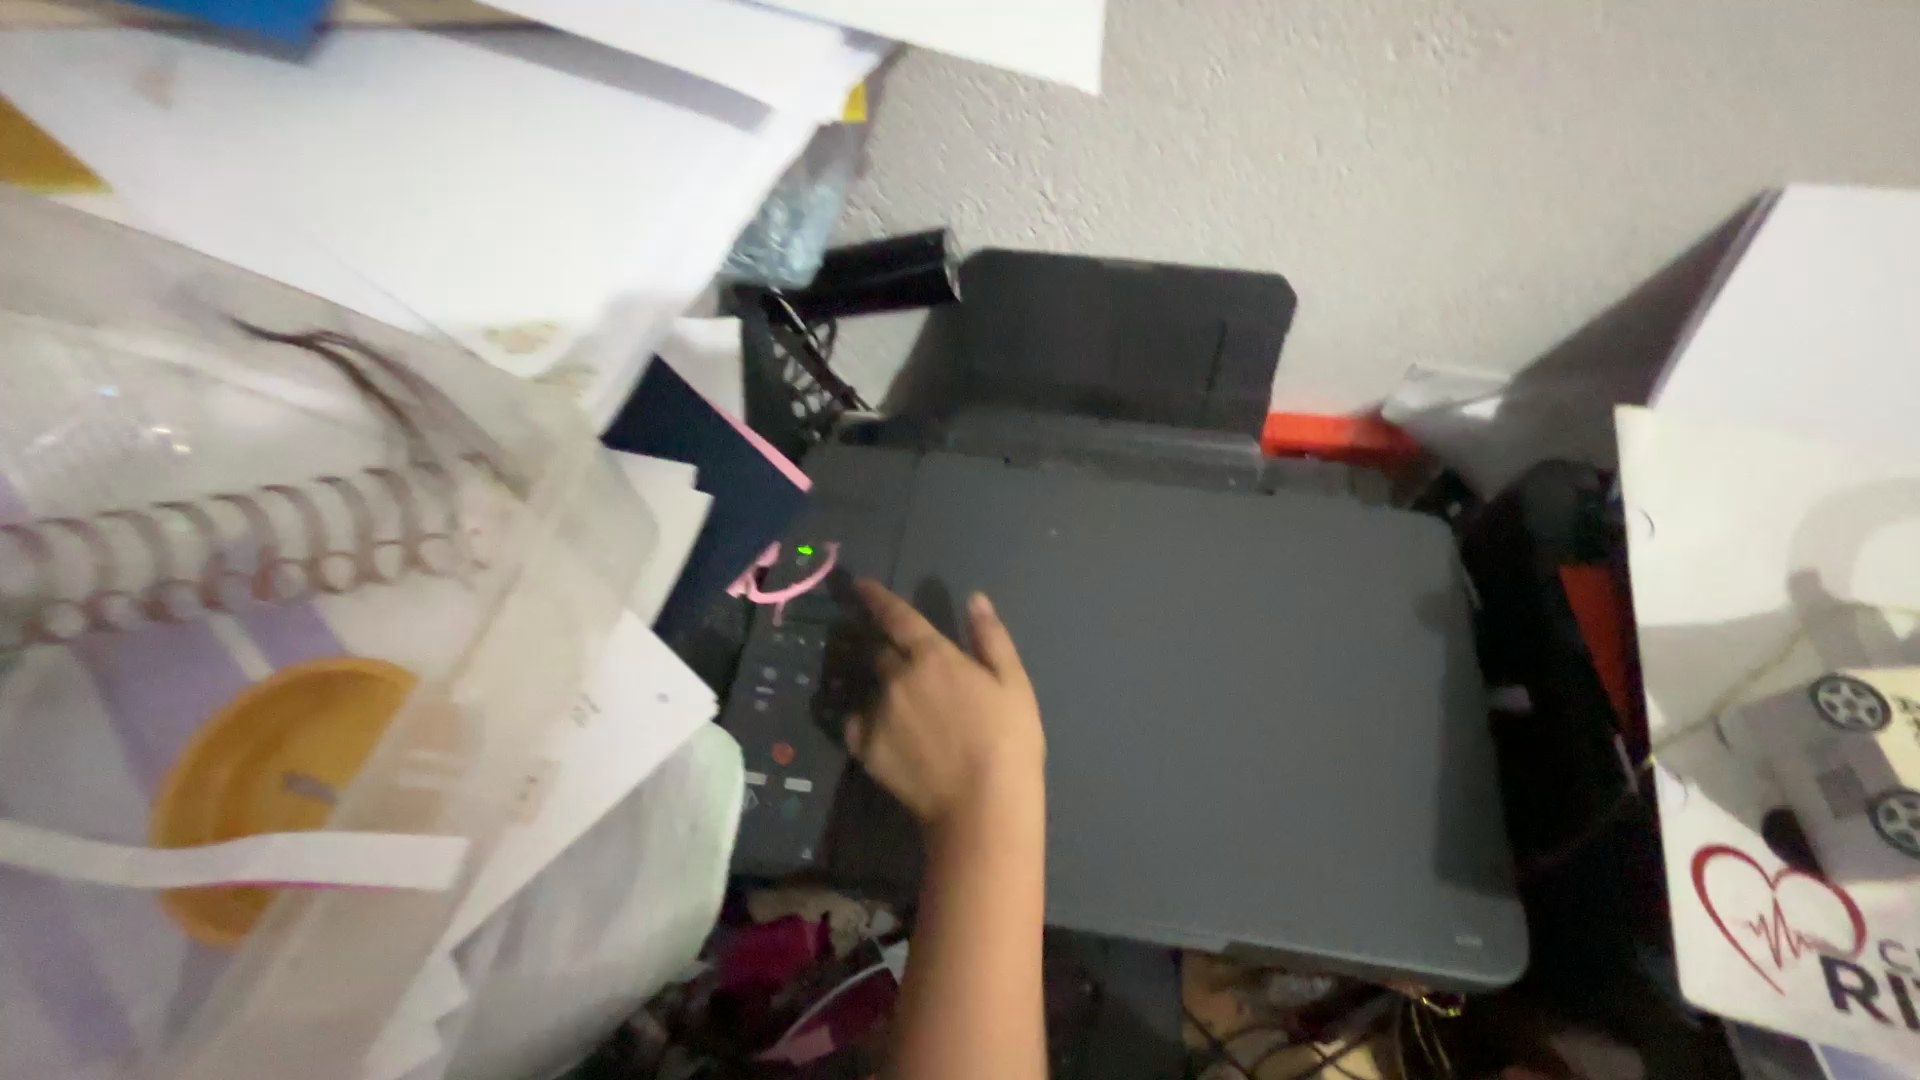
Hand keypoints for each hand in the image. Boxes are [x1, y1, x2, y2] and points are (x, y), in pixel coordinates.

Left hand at [845, 579, 1044, 829]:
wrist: (982, 807)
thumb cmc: (1008, 739)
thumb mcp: (1012, 682)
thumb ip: (990, 637)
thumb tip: (975, 599)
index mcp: (932, 655)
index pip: (896, 616)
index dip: (877, 598)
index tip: (861, 585)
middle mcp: (896, 677)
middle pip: (881, 652)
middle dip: (889, 650)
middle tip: (907, 665)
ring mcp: (877, 713)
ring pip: (872, 688)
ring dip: (883, 688)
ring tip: (904, 709)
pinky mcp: (866, 748)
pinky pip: (857, 722)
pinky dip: (868, 720)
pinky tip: (886, 733)